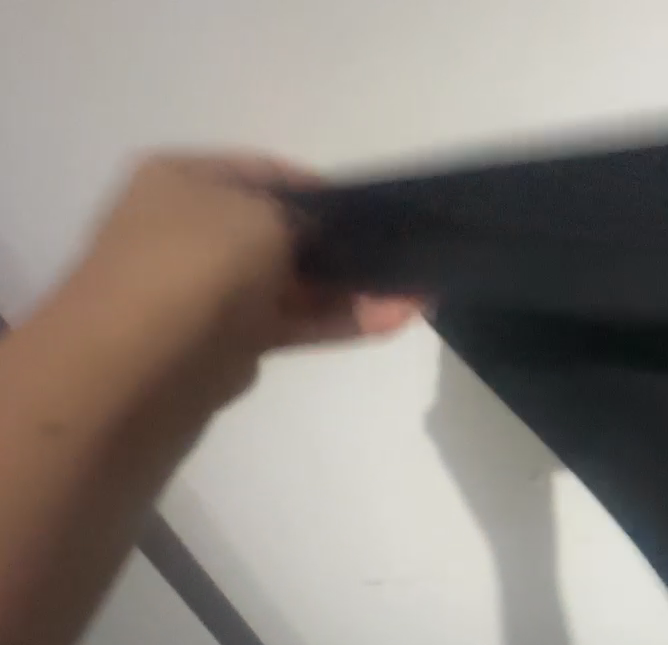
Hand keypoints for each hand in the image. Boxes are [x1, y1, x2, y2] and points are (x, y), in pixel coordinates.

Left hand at [41, 154, 418, 406]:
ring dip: (362, 288)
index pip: (270, 176)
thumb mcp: (264, 214)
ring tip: (420, 293)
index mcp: (188, 182)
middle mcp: (200, 227)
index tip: (377, 211)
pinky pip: (308, 319)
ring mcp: (222, 283)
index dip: (326, 191)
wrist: (152, 350)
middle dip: (350, 246)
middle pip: (293, 233)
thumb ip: (310, 216)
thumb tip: (337, 231)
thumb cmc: (200, 260)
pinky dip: (352, 319)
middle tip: (407, 255)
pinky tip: (401, 318)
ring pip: (308, 282)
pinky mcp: (245, 330)